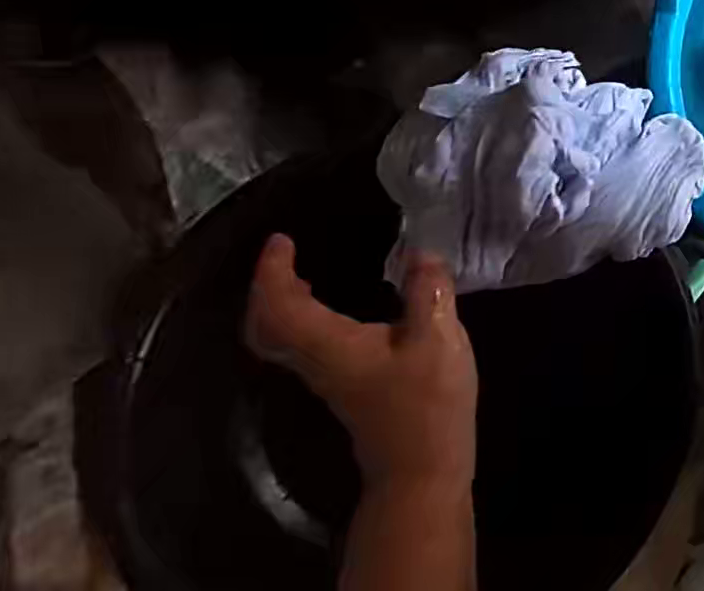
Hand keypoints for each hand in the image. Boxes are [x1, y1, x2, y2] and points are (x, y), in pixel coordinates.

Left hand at [246, 233, 477, 490]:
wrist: (422, 464)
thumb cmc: (426, 400)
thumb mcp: (437, 336)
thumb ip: (428, 291)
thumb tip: (420, 251)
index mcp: (331, 346)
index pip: (282, 307)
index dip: (274, 272)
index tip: (281, 239)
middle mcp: (317, 361)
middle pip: (266, 328)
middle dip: (266, 289)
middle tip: (284, 256)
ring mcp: (328, 376)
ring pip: (280, 338)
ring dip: (280, 303)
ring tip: (303, 273)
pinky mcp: (345, 383)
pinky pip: (303, 343)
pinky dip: (302, 317)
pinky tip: (334, 306)